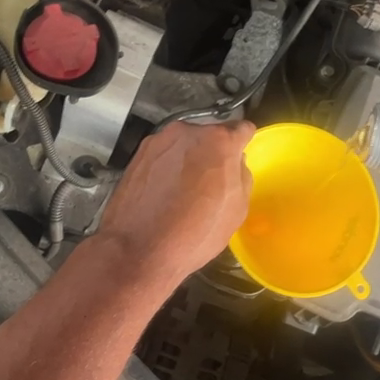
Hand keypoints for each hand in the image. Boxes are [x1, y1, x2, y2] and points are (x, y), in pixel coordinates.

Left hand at [95, 120, 254, 284]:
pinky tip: (163, 194)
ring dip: (188, 160)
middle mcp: (188, 131)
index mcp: (220, 140)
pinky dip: (167, 168)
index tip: (236, 161)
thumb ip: (241, 176)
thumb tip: (234, 164)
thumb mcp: (237, 209)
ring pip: (184, 145)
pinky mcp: (137, 154)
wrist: (139, 250)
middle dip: (213, 154)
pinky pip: (163, 156)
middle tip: (209, 184)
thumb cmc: (195, 232)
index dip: (242, 145)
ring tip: (182, 193)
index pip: (241, 129)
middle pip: (210, 136)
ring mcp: (159, 140)